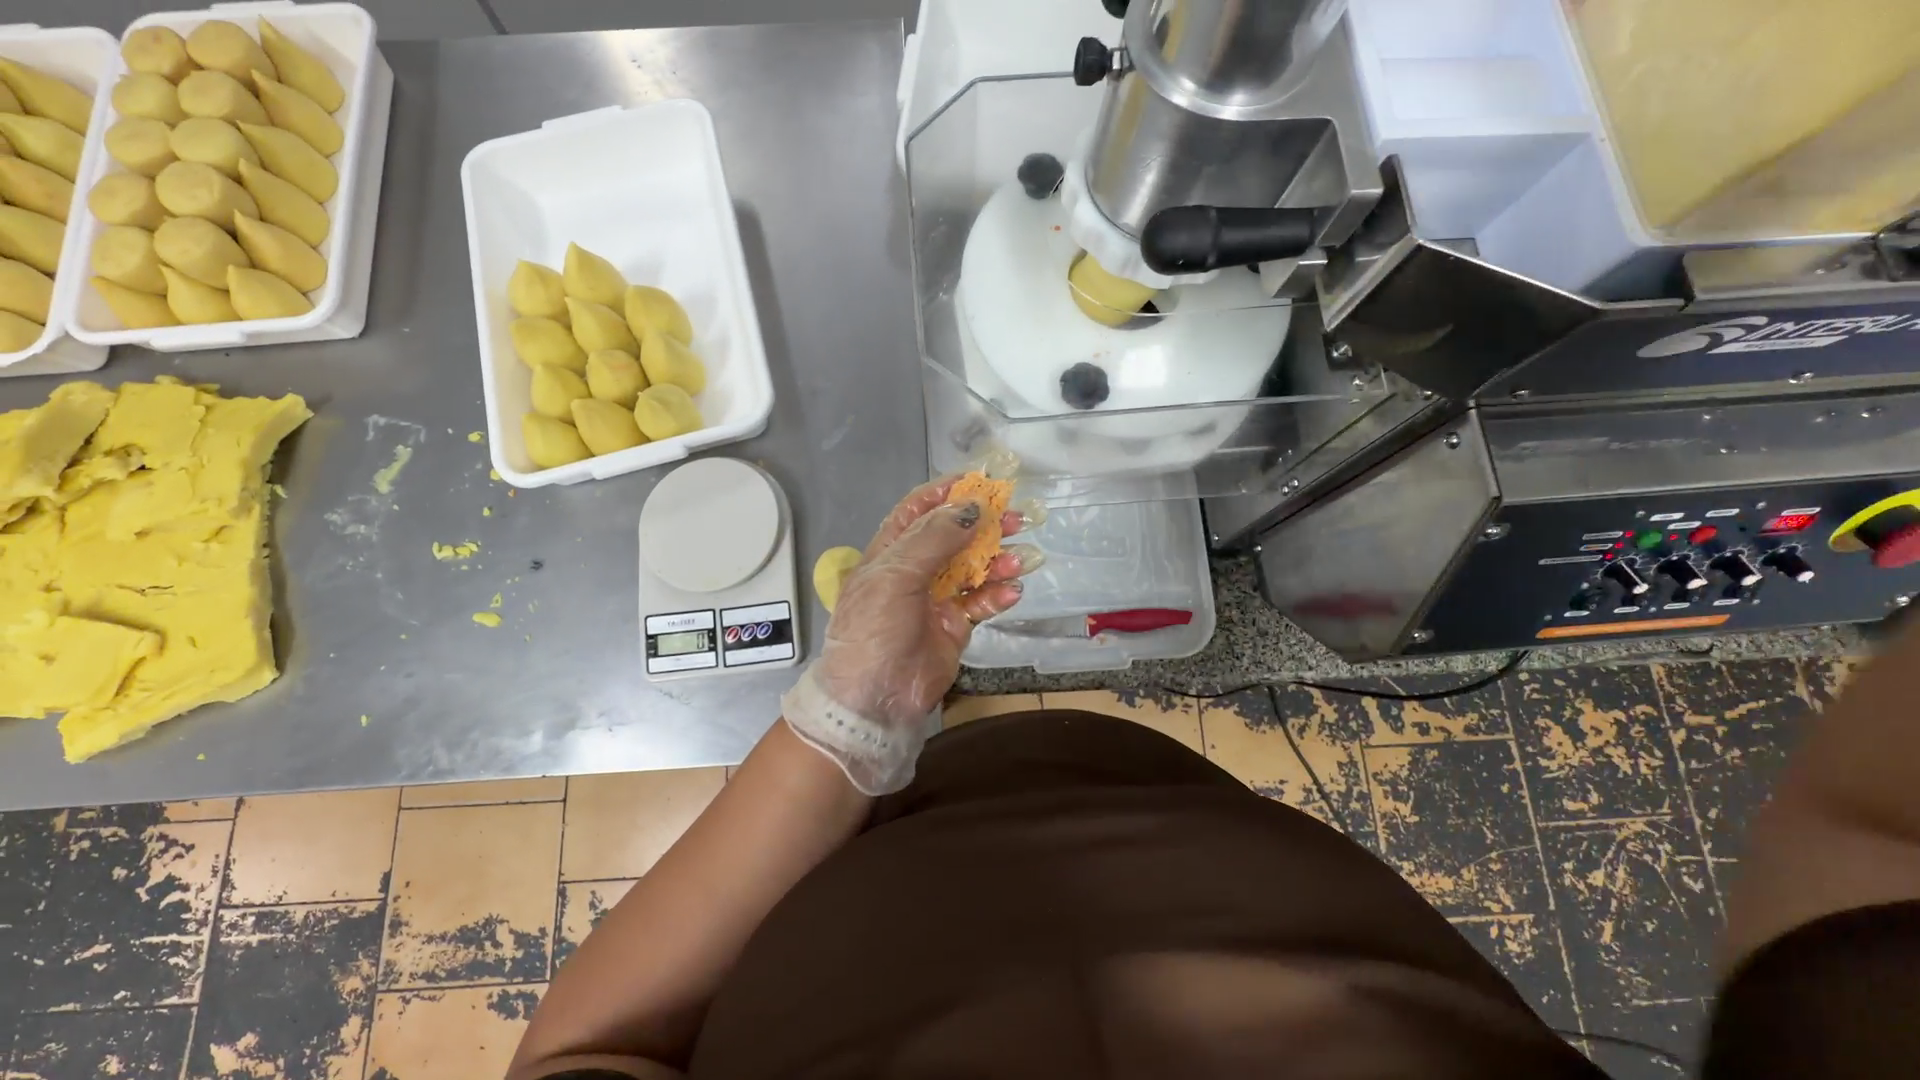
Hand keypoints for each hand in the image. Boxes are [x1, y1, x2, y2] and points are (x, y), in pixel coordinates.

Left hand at [780, 476, 1032, 793]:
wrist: (873, 698)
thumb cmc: (873, 630)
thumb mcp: (897, 575)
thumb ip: (935, 538)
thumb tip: (972, 506)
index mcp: (890, 551)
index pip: (919, 510)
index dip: (948, 493)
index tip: (982, 481)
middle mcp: (914, 570)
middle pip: (954, 536)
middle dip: (984, 524)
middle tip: (1017, 518)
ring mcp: (935, 599)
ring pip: (973, 568)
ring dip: (998, 559)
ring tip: (1021, 558)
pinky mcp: (954, 627)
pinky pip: (981, 602)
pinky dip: (998, 594)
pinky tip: (1013, 591)